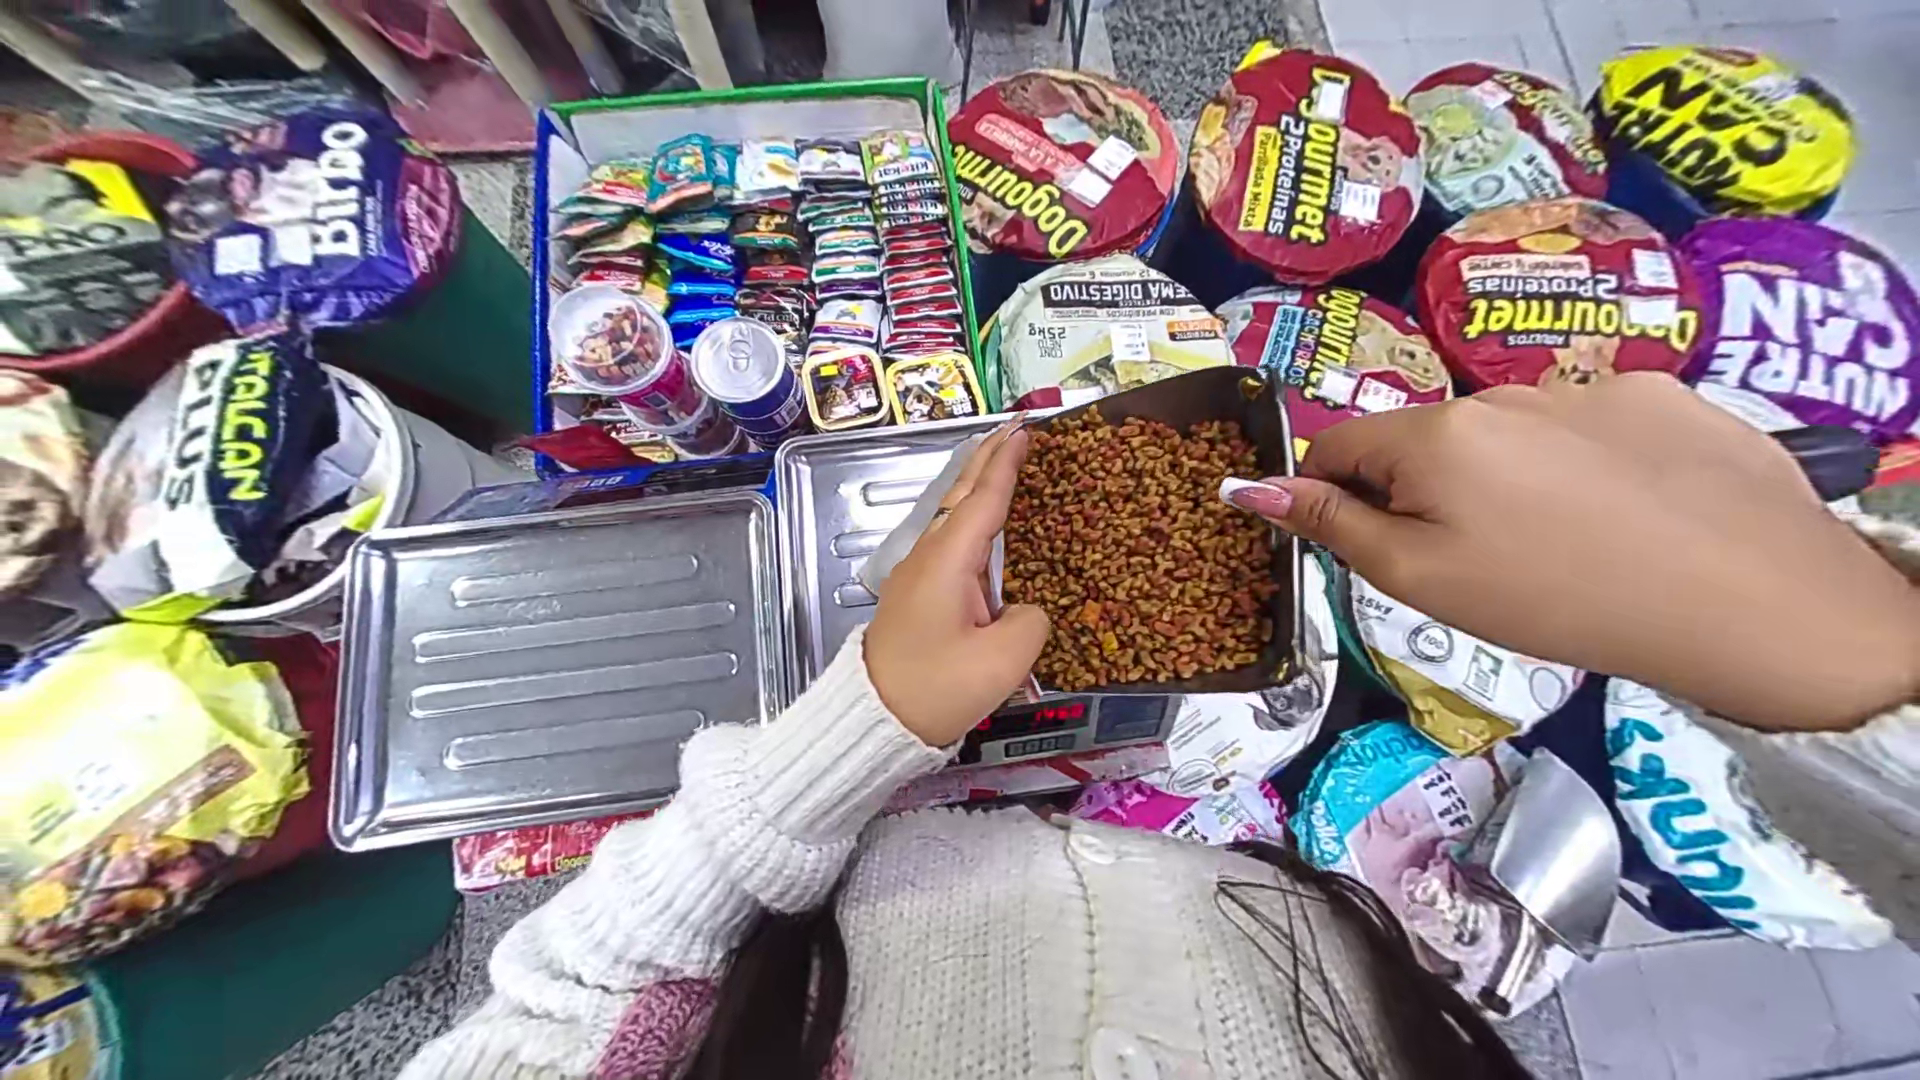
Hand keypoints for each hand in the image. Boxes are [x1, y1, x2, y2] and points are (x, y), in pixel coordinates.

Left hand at [866, 422, 1051, 745]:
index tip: (1025, 431)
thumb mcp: (1002, 661)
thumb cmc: (936, 688)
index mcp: (947, 562)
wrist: (874, 720)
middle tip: (1016, 431)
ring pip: (951, 516)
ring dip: (978, 486)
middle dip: (987, 459)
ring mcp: (917, 574)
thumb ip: (1030, 621)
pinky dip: (972, 520)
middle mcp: (928, 557)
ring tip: (1007, 466)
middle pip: (959, 495)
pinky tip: (987, 528)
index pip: (983, 499)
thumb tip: (1022, 609)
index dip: (1006, 464)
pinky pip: (949, 542)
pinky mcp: (917, 594)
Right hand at [1223, 373, 1919, 730]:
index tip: (1370, 539)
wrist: (1757, 609)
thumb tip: (1245, 487)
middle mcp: (1497, 393)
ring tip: (1540, 536)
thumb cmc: (1545, 597)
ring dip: (1486, 476)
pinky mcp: (1659, 396)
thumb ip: (1326, 523)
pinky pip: (1571, 424)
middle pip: (1413, 440)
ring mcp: (1584, 387)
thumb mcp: (1412, 573)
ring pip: (1491, 434)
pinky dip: (1563, 461)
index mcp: (1431, 435)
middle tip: (1458, 552)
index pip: (1335, 446)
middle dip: (1411, 488)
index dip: (1332, 493)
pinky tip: (1607, 508)